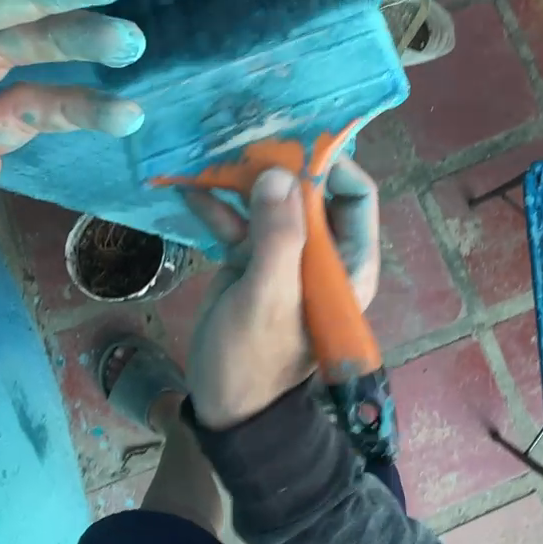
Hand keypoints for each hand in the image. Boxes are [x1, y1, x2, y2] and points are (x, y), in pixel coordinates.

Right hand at [181, 161, 380, 429]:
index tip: (292, 142)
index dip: (331, 165)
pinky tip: (188, 185)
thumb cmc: (255, 360)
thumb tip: (278, 174)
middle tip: (244, 134)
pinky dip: (217, 205)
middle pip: (309, 192)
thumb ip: (277, 237)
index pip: (355, 197)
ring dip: (242, 179)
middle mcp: (322, 253)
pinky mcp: (251, 262)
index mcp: (347, 264)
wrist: (225, 409)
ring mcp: (285, 255)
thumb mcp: (268, 298)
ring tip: (209, 150)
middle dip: (278, 164)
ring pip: (269, 202)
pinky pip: (238, 224)